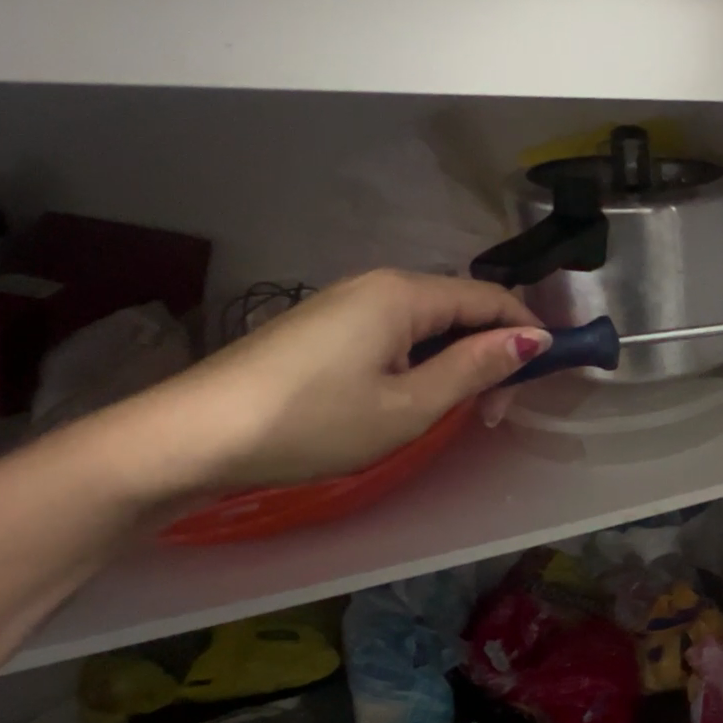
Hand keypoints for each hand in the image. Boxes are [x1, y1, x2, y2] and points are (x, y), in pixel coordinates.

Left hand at [141, 269, 549, 488]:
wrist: (186, 438)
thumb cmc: (310, 422)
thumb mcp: (409, 405)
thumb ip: (476, 367)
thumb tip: (535, 339)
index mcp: (405, 294)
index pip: (493, 300)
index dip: (527, 336)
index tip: (536, 386)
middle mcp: (381, 284)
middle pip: (464, 307)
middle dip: (493, 352)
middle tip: (491, 412)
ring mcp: (349, 303)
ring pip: (432, 322)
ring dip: (458, 360)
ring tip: (454, 411)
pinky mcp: (326, 325)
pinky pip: (399, 331)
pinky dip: (423, 360)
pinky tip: (411, 397)